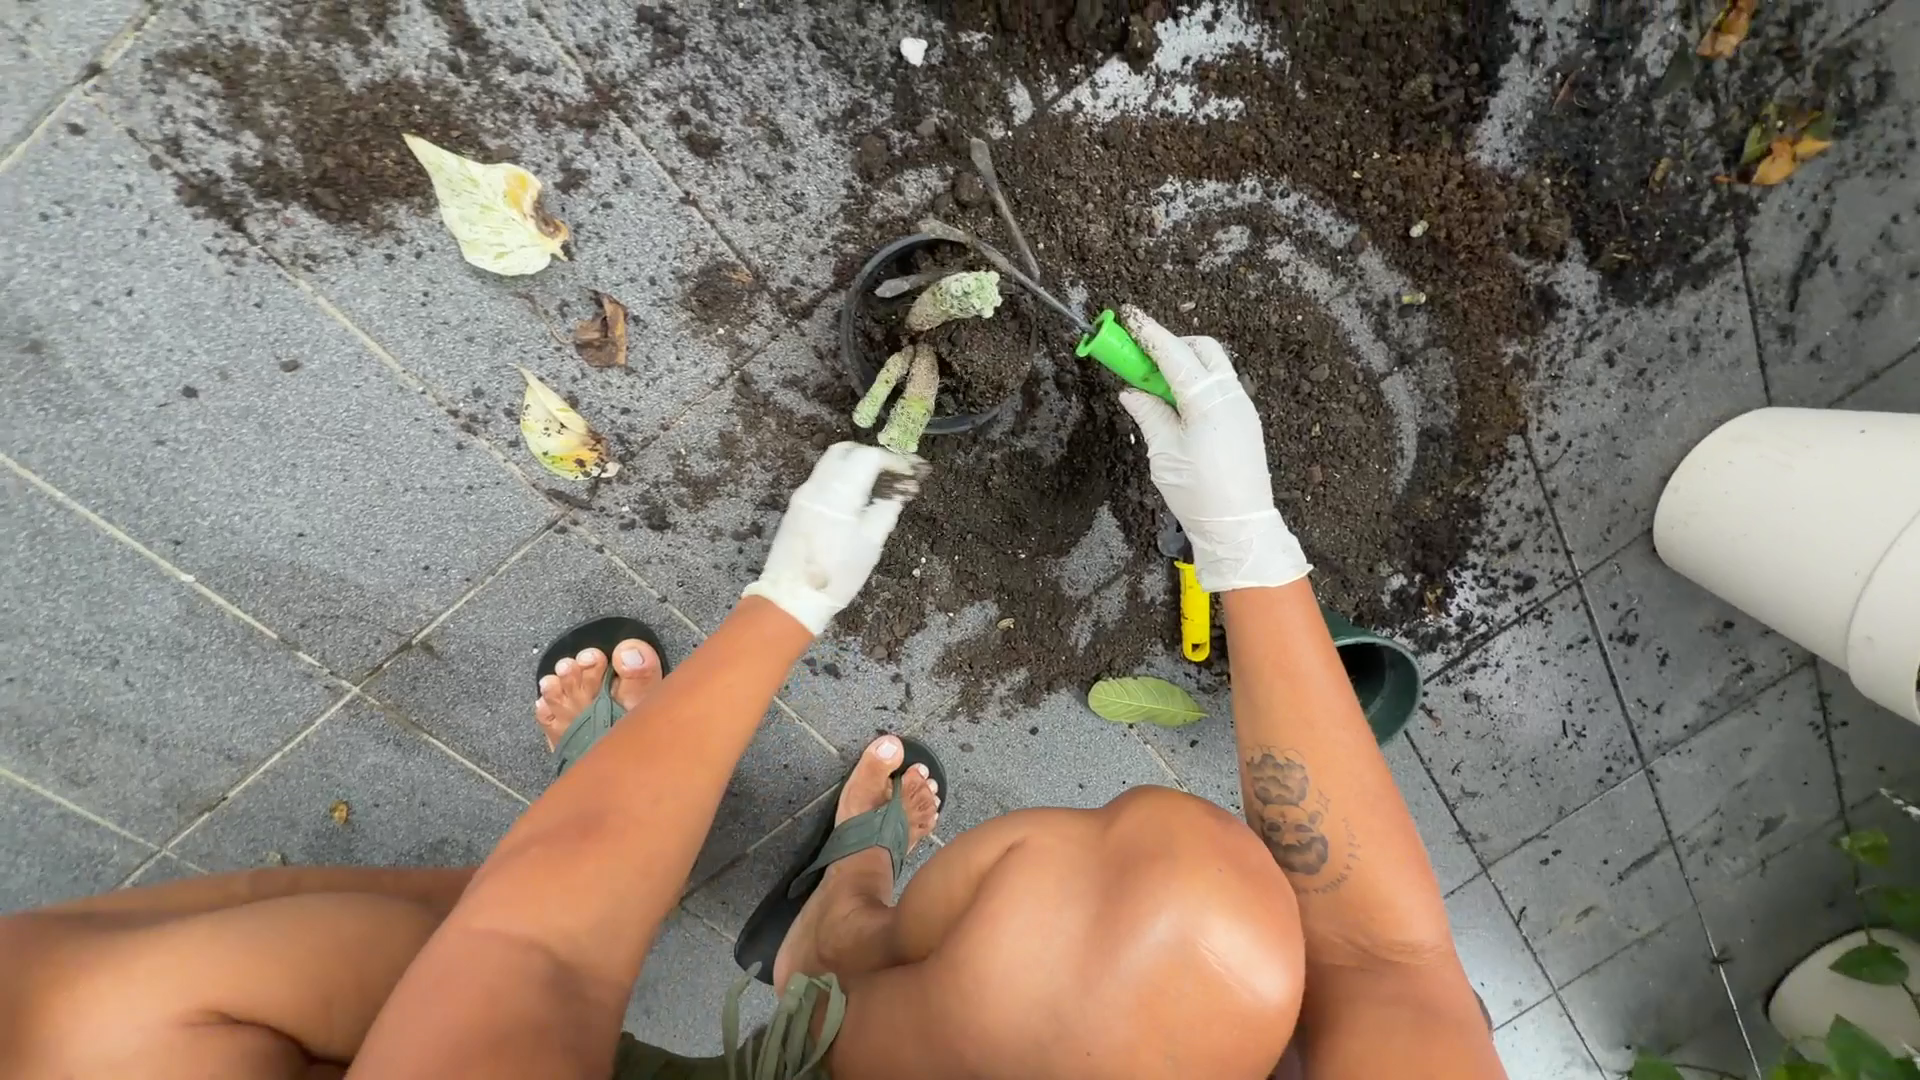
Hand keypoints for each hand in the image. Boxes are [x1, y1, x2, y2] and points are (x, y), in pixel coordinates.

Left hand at [743, 442, 923, 633]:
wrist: (793, 597)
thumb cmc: (839, 574)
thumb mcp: (871, 543)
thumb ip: (888, 509)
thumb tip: (902, 491)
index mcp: (839, 493)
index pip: (869, 458)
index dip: (894, 461)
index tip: (912, 472)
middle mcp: (818, 485)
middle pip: (847, 451)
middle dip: (874, 456)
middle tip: (895, 472)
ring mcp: (804, 494)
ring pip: (832, 462)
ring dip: (858, 465)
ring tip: (880, 484)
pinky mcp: (798, 506)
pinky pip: (824, 478)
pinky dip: (844, 478)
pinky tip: (859, 497)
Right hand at [1116, 306, 1310, 591]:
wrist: (1239, 525)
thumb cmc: (1199, 492)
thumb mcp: (1163, 453)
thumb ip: (1148, 414)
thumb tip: (1132, 392)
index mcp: (1207, 401)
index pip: (1174, 353)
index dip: (1149, 333)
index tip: (1129, 317)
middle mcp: (1230, 396)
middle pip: (1202, 348)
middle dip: (1171, 344)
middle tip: (1140, 360)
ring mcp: (1242, 407)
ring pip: (1213, 366)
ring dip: (1183, 364)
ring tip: (1154, 388)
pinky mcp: (1244, 421)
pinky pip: (1219, 387)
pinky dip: (1195, 384)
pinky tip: (1176, 406)